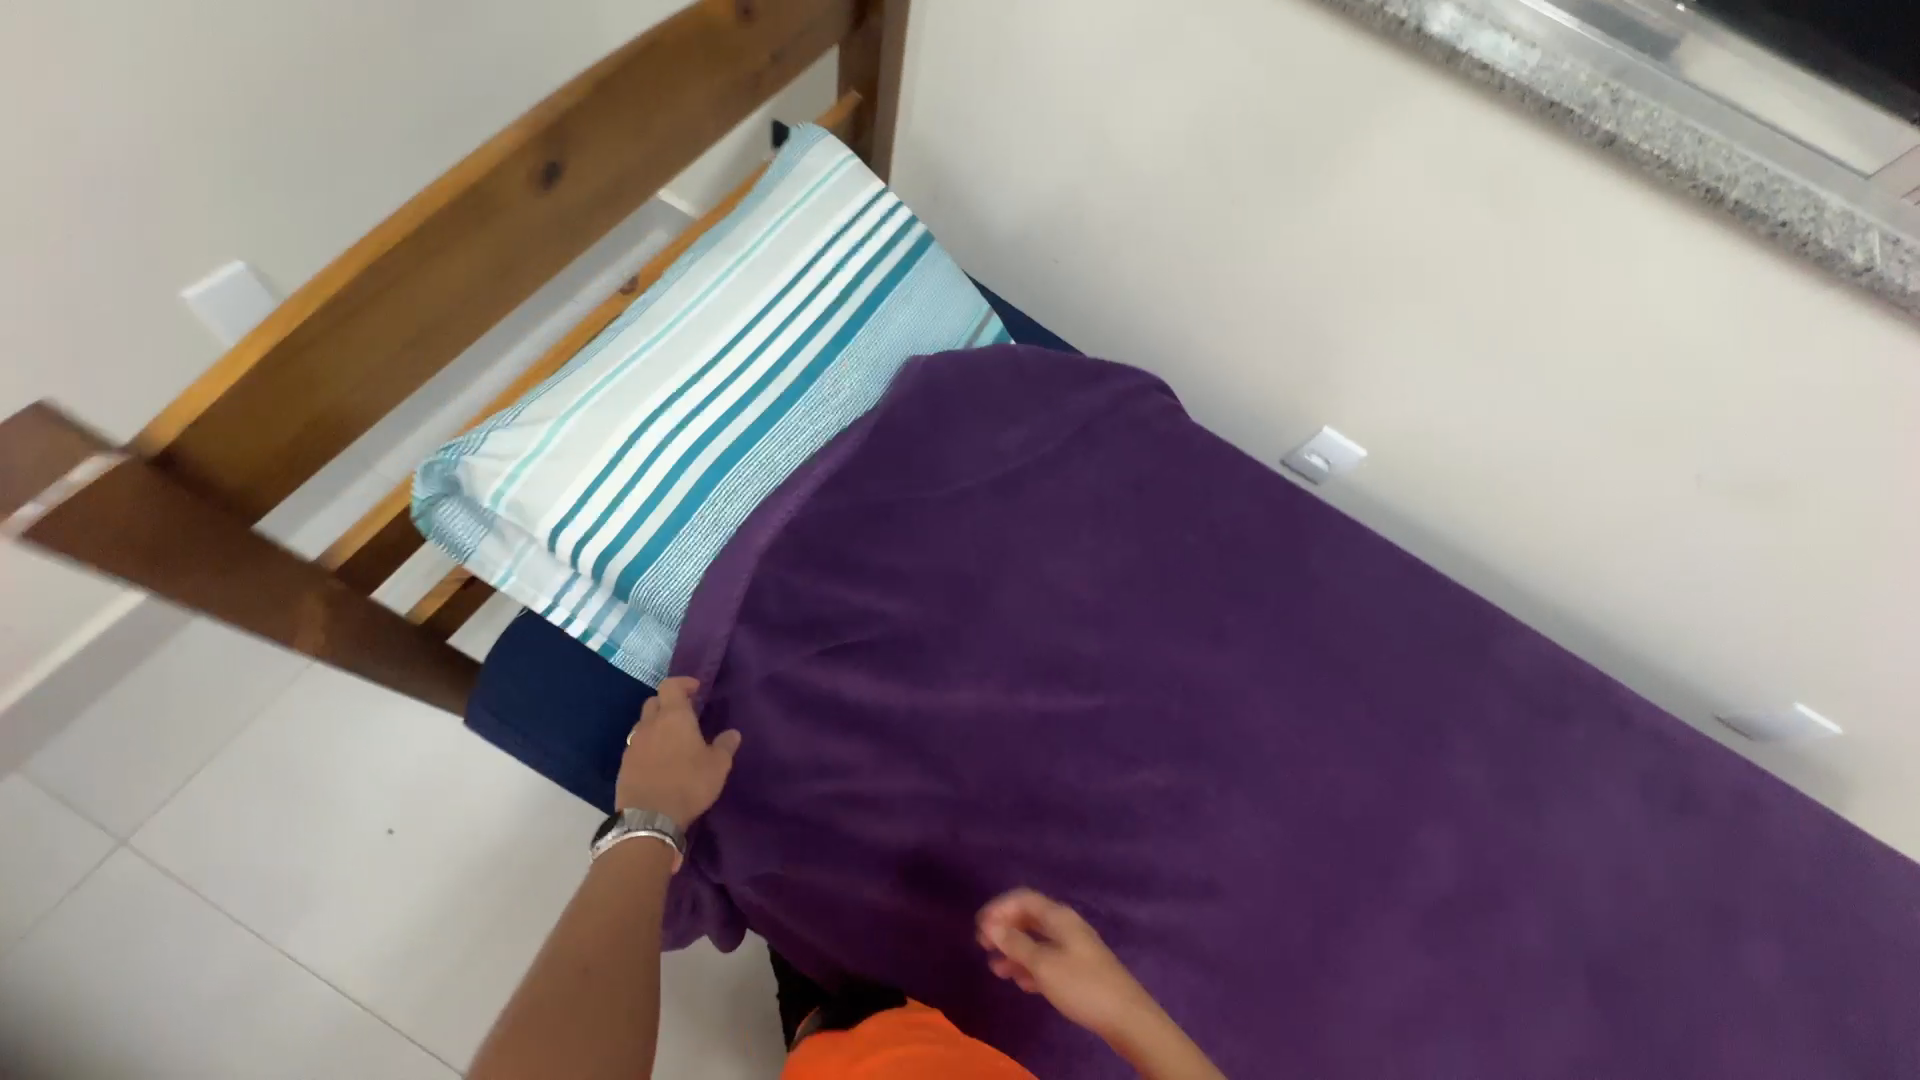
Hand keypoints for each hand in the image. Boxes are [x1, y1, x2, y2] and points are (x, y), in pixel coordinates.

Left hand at [616, 677, 740, 826]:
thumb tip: (732, 733)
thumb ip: (725, 746)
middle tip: (685, 715)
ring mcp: (633, 745)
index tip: (696, 689)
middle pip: (654, 702)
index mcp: (674, 717)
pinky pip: (637, 746)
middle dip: (668, 703)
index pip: (671, 686)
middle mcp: (650, 725)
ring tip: (672, 741)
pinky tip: (659, 762)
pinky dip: (648, 746)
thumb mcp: (718, 766)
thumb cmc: (688, 784)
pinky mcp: (624, 765)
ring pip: (643, 724)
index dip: (683, 683)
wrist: (649, 819)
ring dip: (657, 726)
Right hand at [977, 889, 1159, 1038]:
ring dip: (1015, 951)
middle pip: (1029, 918)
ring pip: (1037, 941)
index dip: (999, 908)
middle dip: (1005, 929)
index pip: (1023, 898)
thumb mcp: (1044, 965)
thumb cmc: (1082, 985)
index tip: (980, 927)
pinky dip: (1030, 966)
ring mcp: (1073, 947)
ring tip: (996, 969)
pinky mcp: (1078, 969)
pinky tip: (1021, 983)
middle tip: (983, 946)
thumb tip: (991, 925)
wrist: (1126, 1017)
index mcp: (1059, 916)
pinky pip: (1047, 960)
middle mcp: (1065, 926)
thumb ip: (1016, 944)